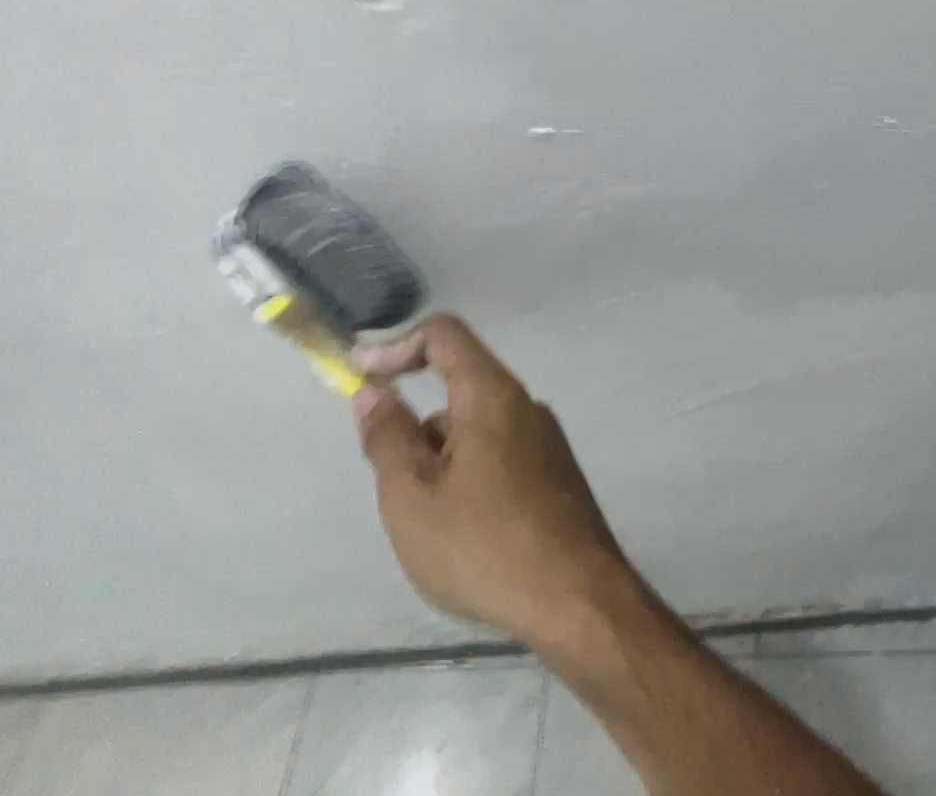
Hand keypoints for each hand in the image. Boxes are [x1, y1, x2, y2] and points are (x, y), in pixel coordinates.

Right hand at [350, 313, 630, 647]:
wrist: (576, 599)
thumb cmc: (483, 546)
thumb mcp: (413, 495)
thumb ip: (388, 437)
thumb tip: (374, 392)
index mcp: (494, 397)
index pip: (446, 337)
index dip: (397, 347)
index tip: (360, 380)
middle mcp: (528, 409)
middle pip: (460, 390)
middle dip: (417, 430)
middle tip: (400, 491)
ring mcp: (549, 444)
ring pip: (477, 433)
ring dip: (442, 463)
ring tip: (435, 527)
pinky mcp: (557, 478)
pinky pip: (500, 459)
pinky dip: (469, 480)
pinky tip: (468, 536)